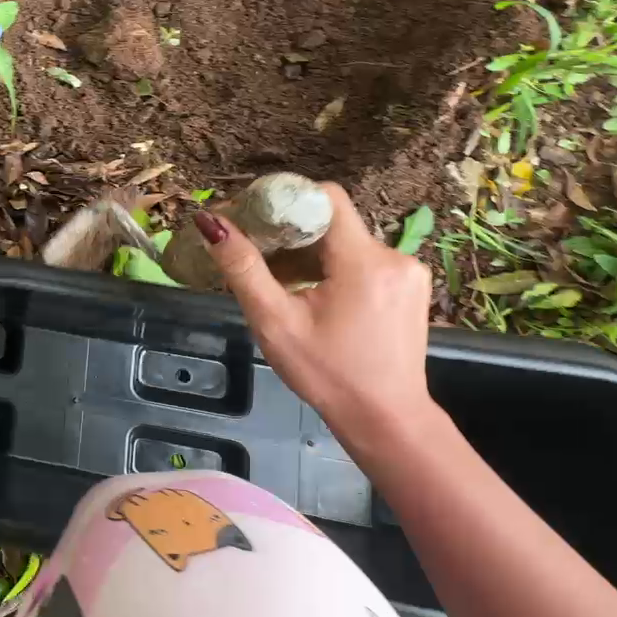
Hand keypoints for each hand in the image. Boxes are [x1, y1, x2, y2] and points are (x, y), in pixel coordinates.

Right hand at [197, 182, 436, 444]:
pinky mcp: (407, 288)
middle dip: (285, 231)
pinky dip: (325, 266)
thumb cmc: (325, 372)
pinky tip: (304, 293)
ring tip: (273, 280)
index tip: (247, 219)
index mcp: (365, 261)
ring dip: (303, 251)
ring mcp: (406, 273)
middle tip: (249, 254)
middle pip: (329, 220)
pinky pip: (358, 259)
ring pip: (342, 240)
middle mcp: (394, 257)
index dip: (282, 200)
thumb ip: (242, 267)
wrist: (386, 418)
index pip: (324, 197)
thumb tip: (209, 222)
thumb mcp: (273, 320)